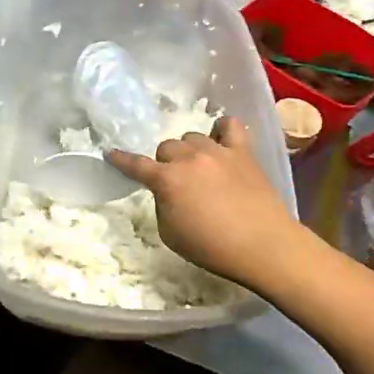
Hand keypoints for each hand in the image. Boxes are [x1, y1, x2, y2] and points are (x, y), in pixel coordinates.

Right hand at [106, 118, 304, 285]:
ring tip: (199, 168)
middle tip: (175, 183)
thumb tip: (167, 190)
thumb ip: (162, 204)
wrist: (263, 245)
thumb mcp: (171, 234)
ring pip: (192, 137)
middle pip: (166, 147)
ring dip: (189, 151)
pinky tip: (221, 141)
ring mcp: (218, 151)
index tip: (111, 154)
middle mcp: (189, 158)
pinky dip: (221, 130)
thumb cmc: (212, 248)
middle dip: (165, 163)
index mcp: (167, 179)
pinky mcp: (243, 151)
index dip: (122, 160)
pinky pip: (229, 125)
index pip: (136, 165)